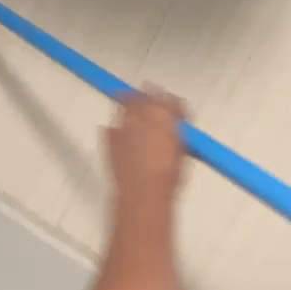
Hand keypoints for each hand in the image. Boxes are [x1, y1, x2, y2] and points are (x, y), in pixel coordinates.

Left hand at [105, 91, 185, 209]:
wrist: (141, 193)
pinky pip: (115, 125)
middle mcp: (141, 111)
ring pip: (127, 104)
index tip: (178, 117)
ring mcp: (122, 122)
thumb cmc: (168, 175)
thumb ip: (177, 133)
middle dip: (151, 101)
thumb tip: (174, 126)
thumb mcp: (182, 151)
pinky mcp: (108, 135)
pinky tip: (126, 141)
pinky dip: (121, 128)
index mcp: (164, 113)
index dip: (175, 108)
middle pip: (145, 95)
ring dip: (134, 109)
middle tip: (157, 114)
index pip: (171, 100)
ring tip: (139, 123)